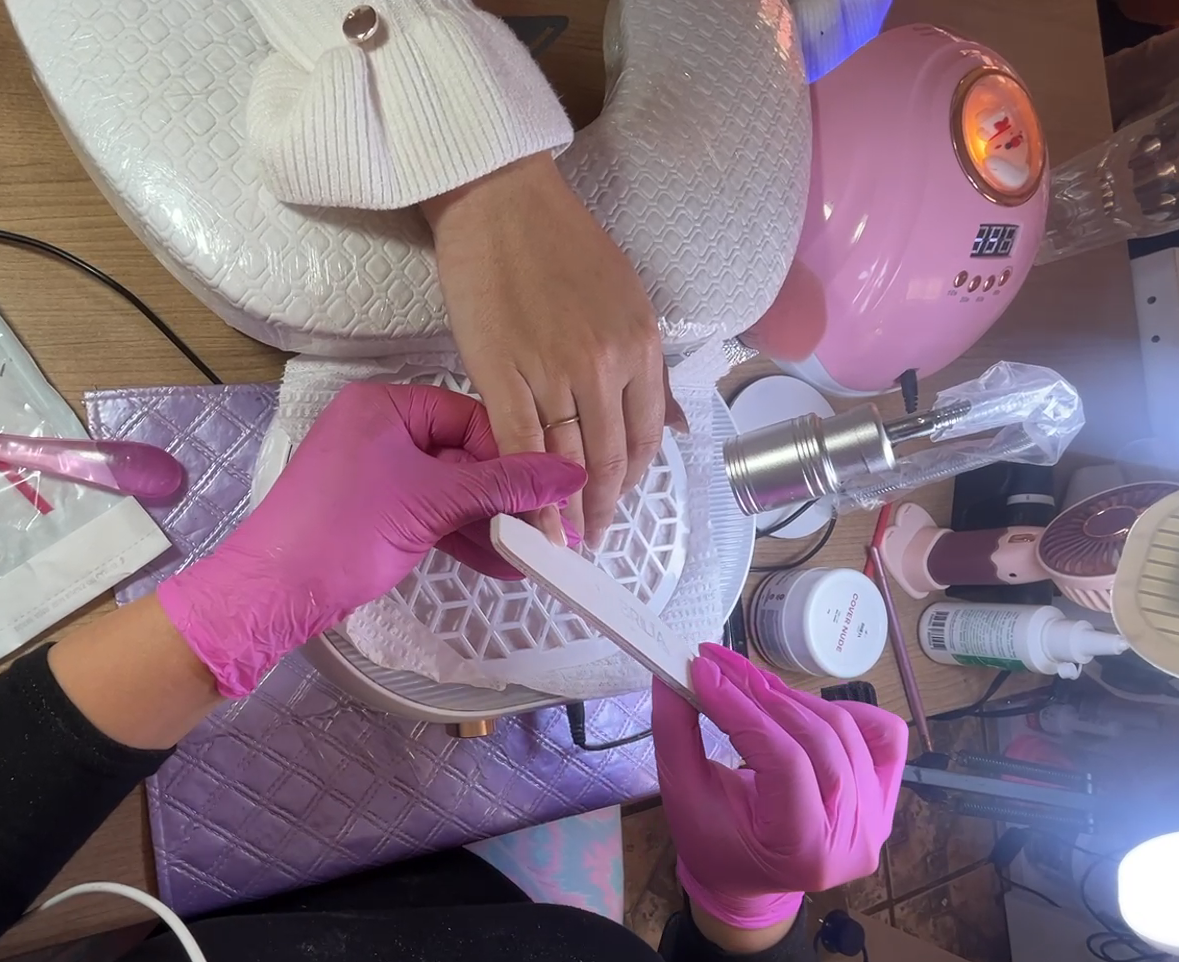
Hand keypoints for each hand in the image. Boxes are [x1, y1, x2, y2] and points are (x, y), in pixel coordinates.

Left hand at [158, 383, 585, 696]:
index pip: (471, 417)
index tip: (553, 489)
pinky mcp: (380, 512)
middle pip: (465, 456)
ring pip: (452, 492)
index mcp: (386, 405)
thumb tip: (570, 474)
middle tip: (551, 528)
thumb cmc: (342, 532)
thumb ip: (502, 486)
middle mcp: (384, 431)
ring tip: (535, 555)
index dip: (514, 454)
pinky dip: (464, 538)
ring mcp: (381, 474)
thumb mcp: (430, 501)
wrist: (274, 593)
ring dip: (491, 525)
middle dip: (506, 498)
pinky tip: (502, 564)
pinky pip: (434, 516)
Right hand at [422, 152, 671, 543]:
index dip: (631, 480)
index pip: (644, 435)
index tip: (617, 502)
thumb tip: (678, 427)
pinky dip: (528, 490)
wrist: (500, 204)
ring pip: (565, 459)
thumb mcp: (628, 299)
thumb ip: (650, 369)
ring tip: (564, 540)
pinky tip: (533, 523)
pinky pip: (520, 447)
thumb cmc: (563, 245)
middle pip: (607, 457)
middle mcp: (605, 366)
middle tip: (592, 537)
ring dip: (567, 507)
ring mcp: (554, 374)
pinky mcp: (502, 376)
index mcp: (640, 345)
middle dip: (602, 506)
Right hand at [652, 644, 906, 929]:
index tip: (702, 670)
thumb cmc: (710, 841)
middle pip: (816, 739)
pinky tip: (806, 704)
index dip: (740, 708)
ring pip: (843, 731)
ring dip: (791, 697)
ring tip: (746, 681)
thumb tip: (671, 671)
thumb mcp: (681, 792)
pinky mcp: (885, 799)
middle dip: (761, 692)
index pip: (781, 760)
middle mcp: (853, 837)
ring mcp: (878, 819)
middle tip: (718, 662)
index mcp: (801, 848)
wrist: (746, 877)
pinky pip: (883, 738)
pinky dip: (849, 711)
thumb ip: (675, 731)